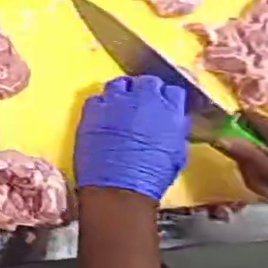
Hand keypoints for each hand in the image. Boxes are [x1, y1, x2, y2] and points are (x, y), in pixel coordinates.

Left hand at [74, 75, 189, 200]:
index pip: (171, 90)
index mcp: (171, 110)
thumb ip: (174, 128)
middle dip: (143, 89)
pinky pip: (95, 98)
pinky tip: (101, 114)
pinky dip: (99, 103)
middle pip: (145, 82)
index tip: (159, 102)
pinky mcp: (91, 112)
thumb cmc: (152, 174)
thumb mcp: (176, 149)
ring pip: (118, 84)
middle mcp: (144, 101)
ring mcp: (115, 104)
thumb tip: (170, 122)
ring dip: (120, 91)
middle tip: (137, 101)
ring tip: (118, 104)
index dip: (164, 96)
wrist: (119, 185)